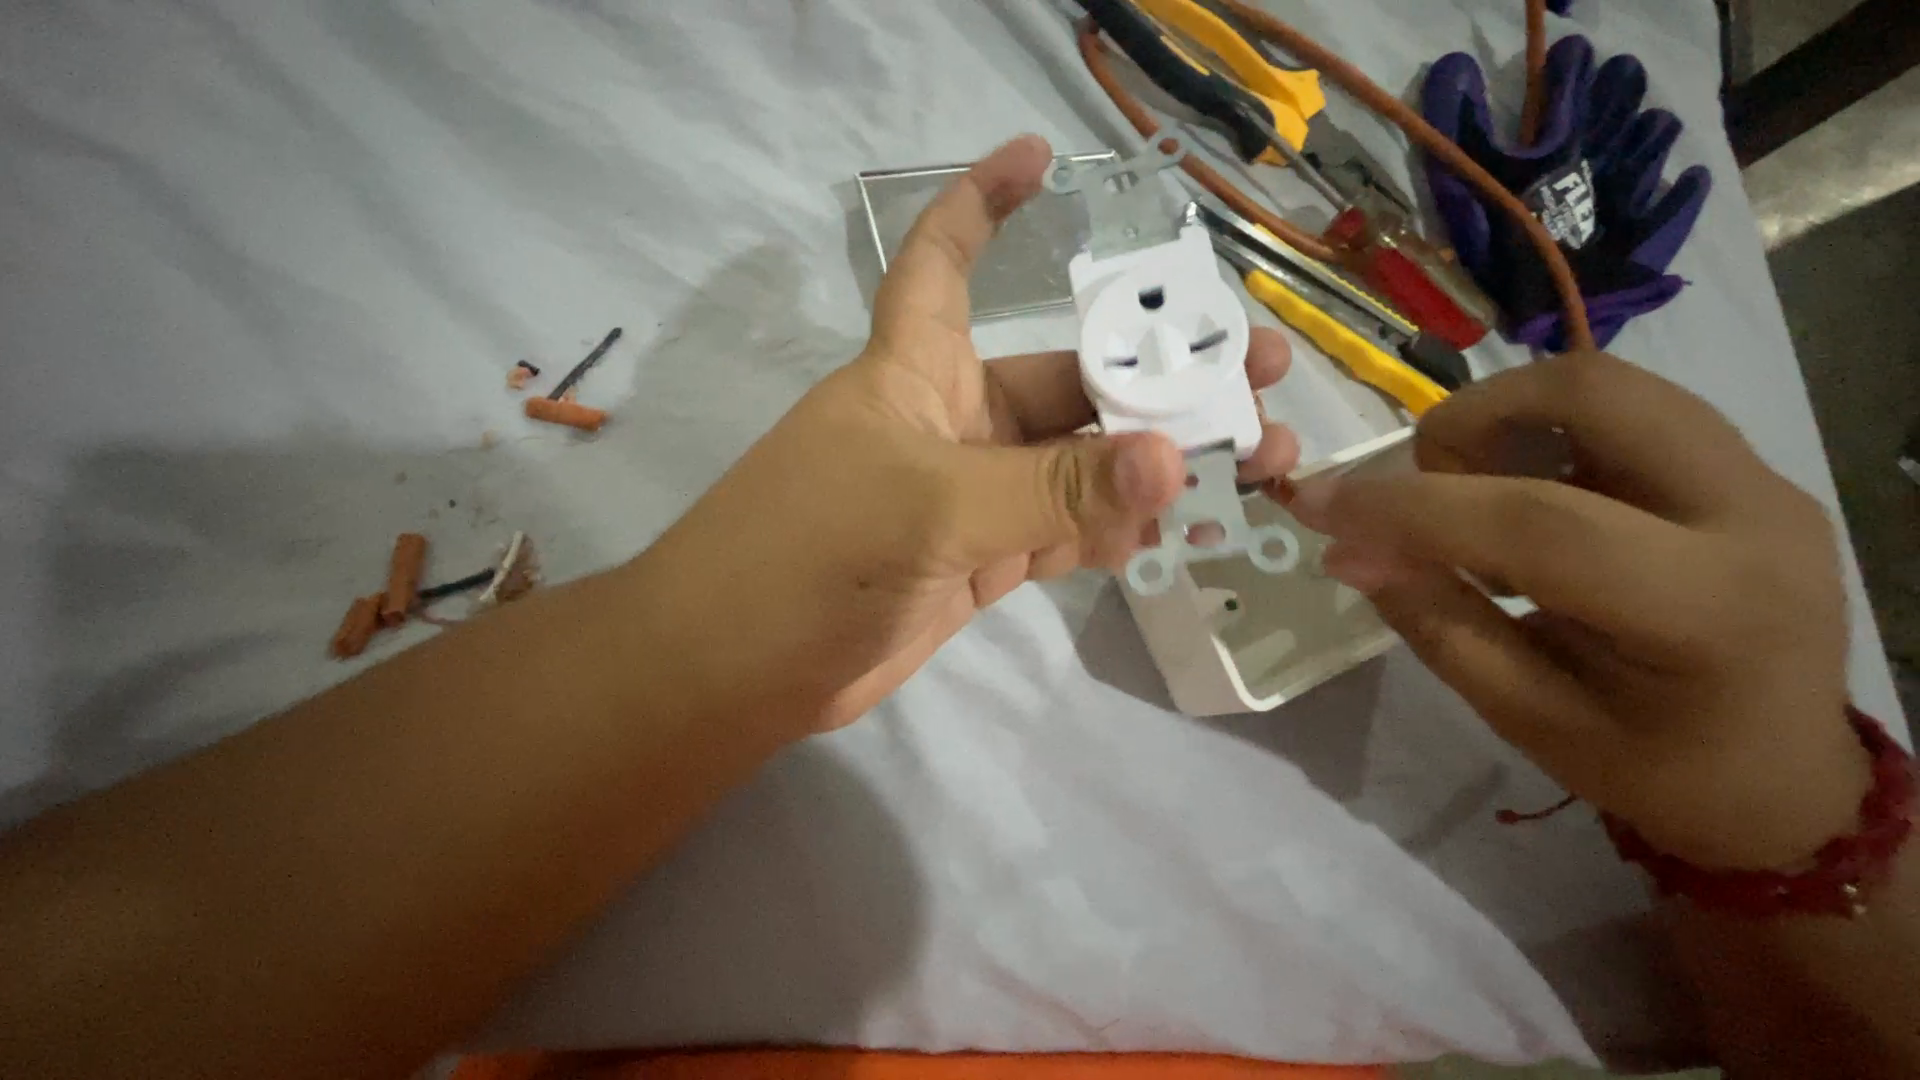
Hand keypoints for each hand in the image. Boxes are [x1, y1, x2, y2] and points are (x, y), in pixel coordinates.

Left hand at [627, 135, 1297, 733]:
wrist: (741, 670)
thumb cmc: (810, 554)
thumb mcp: (931, 506)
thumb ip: (1053, 489)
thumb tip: (1172, 459)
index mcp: (918, 368)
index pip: (945, 261)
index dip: (984, 203)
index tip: (1041, 156)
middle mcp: (952, 420)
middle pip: (1066, 380)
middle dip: (1155, 375)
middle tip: (1255, 376)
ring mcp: (971, 495)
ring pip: (1078, 464)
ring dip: (1154, 462)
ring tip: (1253, 461)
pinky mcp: (980, 559)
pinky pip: (1063, 529)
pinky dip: (1112, 529)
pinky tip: (1170, 528)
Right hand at [1287, 352, 1868, 869]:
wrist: (1781, 774)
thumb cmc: (1647, 764)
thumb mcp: (1523, 715)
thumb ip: (1436, 622)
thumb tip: (1348, 550)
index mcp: (1702, 609)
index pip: (1534, 523)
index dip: (1410, 507)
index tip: (1319, 506)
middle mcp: (1752, 515)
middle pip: (1592, 394)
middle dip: (1470, 419)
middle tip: (1426, 484)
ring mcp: (1759, 479)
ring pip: (1606, 384)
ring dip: (1505, 416)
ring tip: (1474, 492)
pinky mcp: (1745, 468)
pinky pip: (1622, 408)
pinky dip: (1541, 429)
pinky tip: (1525, 495)